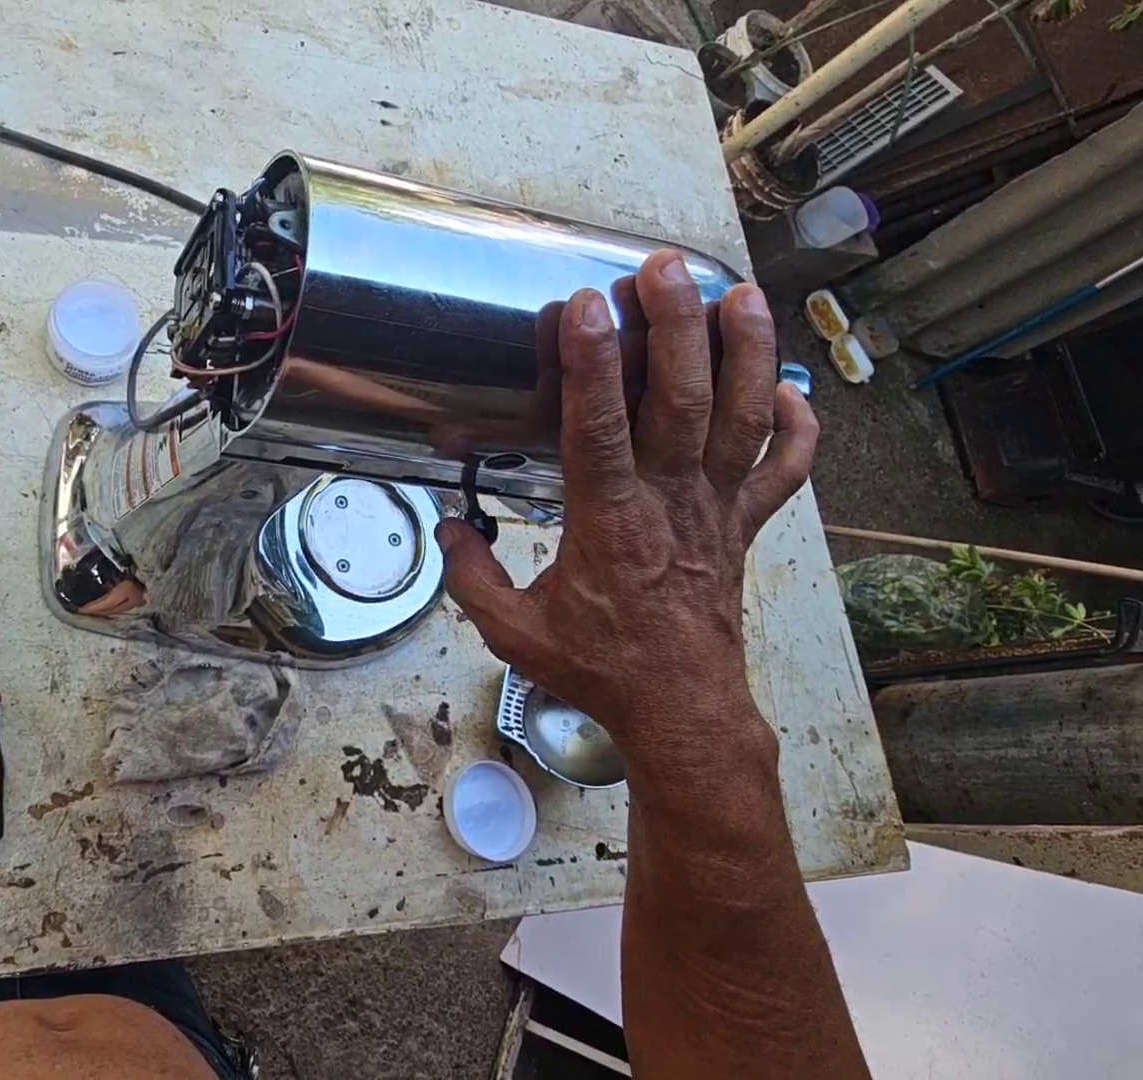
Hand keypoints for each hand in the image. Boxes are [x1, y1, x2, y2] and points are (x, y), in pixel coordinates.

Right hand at [435, 250, 817, 760]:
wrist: (679, 708)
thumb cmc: (597, 667)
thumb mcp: (510, 632)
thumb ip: (471, 577)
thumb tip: (448, 529)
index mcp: (609, 525)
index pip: (598, 430)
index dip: (591, 365)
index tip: (584, 308)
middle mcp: (671, 505)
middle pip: (682, 402)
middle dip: (675, 328)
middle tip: (664, 269)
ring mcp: (717, 512)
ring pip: (742, 419)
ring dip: (744, 353)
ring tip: (737, 293)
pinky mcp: (744, 527)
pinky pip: (783, 470)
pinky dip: (795, 426)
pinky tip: (788, 391)